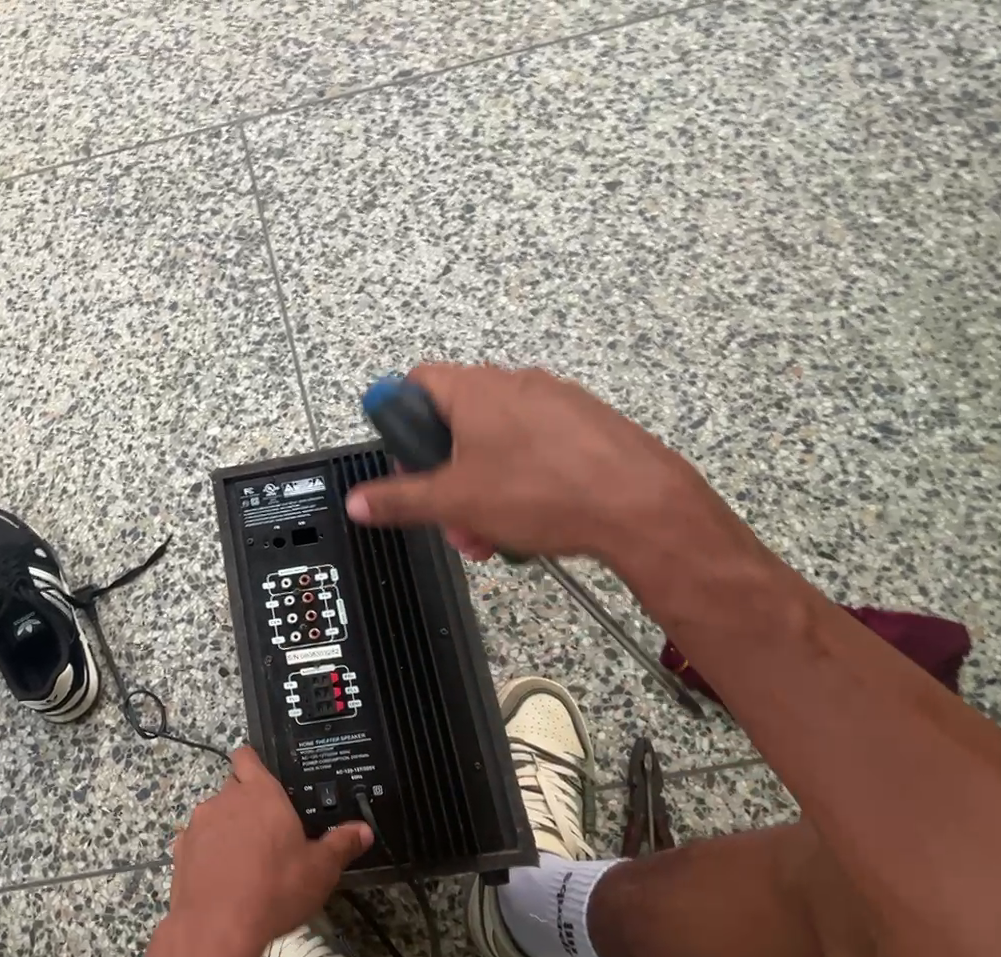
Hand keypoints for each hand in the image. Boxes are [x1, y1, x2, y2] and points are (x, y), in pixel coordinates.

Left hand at [166, 747, 372, 956]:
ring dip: (228, 827)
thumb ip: (341, 845)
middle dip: (248, 802)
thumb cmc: (274, 890)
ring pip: (215, 814)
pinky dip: (209, 851)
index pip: (247, 756)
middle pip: (233, 786)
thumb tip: (363, 830)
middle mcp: (225, 799)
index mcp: (260, 793)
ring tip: (247, 860)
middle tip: (269, 831)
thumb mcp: (320, 870)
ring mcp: (199, 823)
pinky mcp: (181, 849)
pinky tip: (224, 876)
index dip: (254, 764)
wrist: (216, 928)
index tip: (266, 782)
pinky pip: (199, 840)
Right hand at [346, 363, 717, 564]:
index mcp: (476, 389)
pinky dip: (520, 480)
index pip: (415, 381)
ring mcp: (555, 402)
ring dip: (480, 486)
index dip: (400, 420)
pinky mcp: (586, 425)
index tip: (405, 460)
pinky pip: (535, 448)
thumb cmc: (546, 492)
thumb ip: (399, 499)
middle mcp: (515, 384)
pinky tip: (528, 519)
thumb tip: (358, 502)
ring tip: (490, 532)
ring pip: (496, 441)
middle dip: (444, 474)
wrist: (642, 508)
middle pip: (455, 420)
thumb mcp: (455, 503)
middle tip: (448, 513)